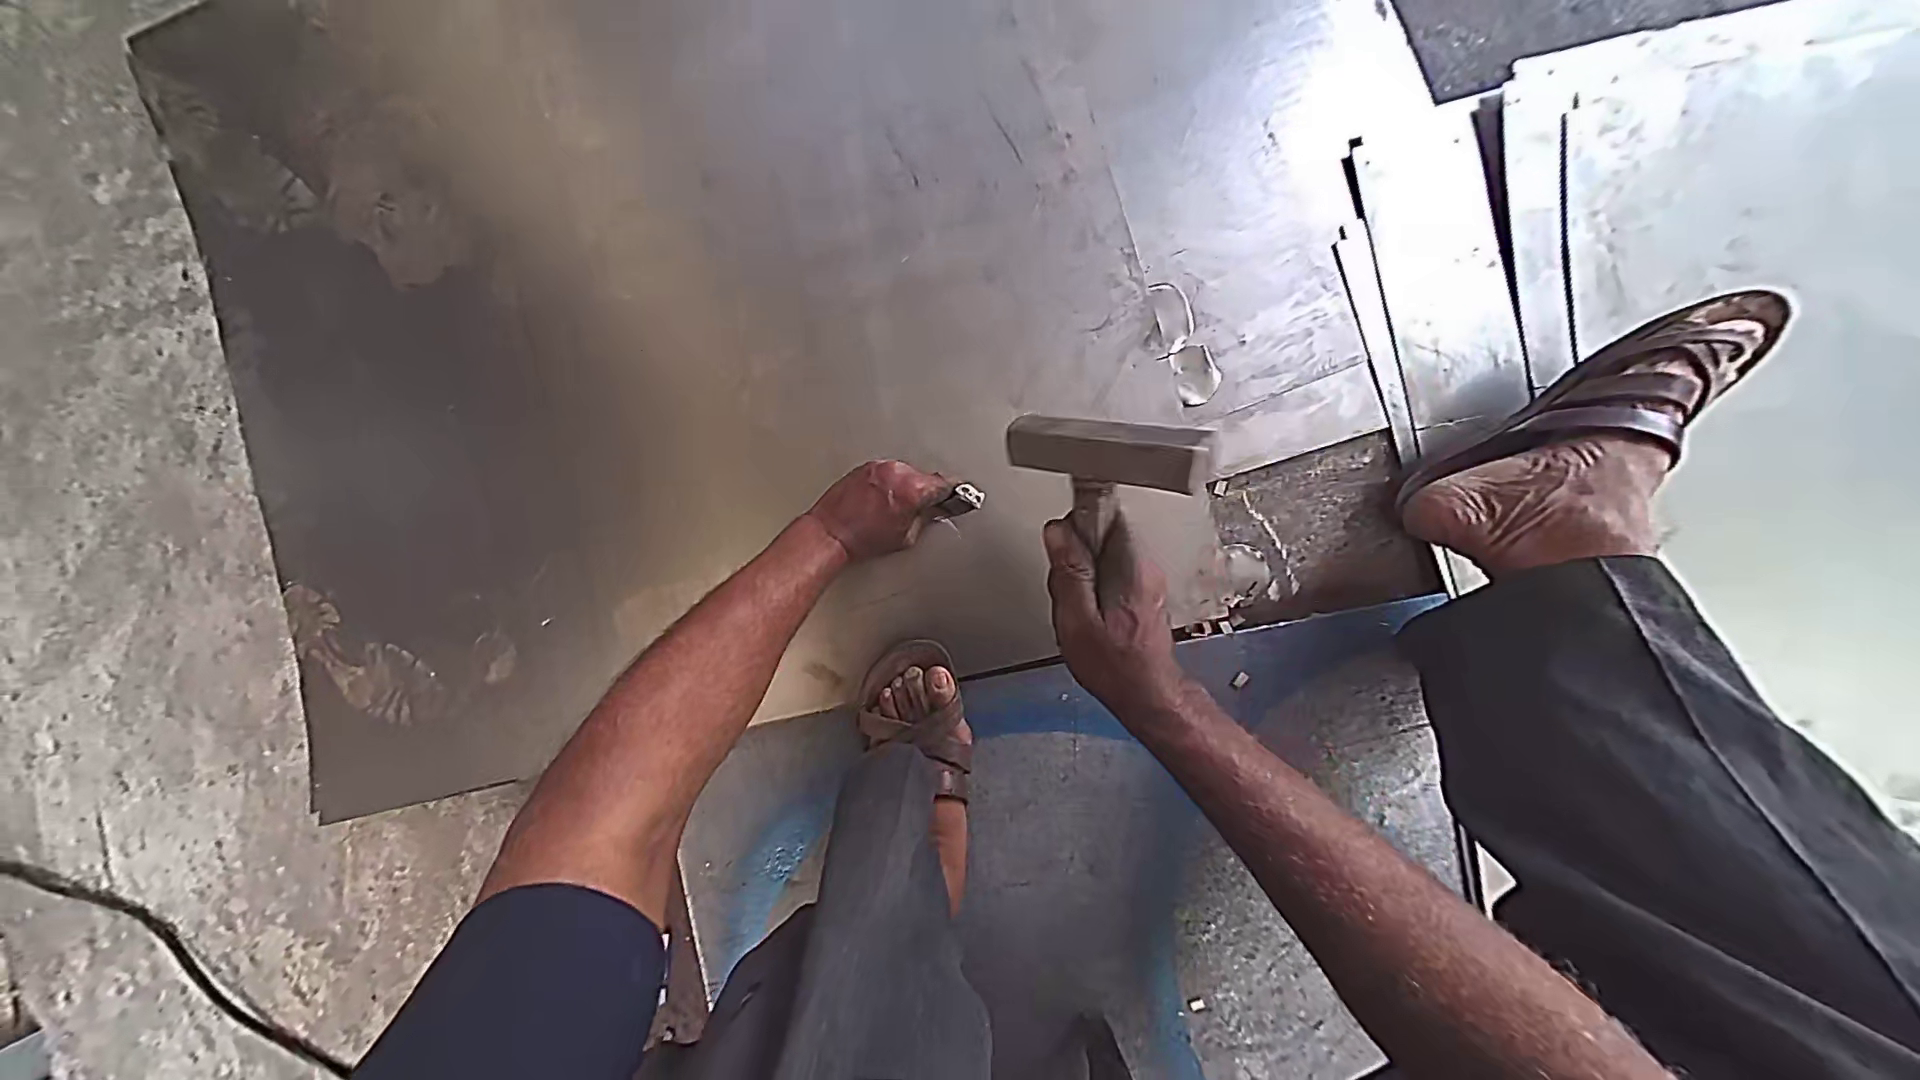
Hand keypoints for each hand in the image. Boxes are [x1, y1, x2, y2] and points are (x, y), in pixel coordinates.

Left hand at [806, 460, 949, 561]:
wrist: (831, 534)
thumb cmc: (862, 539)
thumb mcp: (906, 536)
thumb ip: (926, 518)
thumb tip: (935, 511)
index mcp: (912, 489)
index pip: (944, 484)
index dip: (955, 493)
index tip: (959, 495)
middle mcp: (896, 472)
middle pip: (924, 478)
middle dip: (925, 493)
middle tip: (919, 511)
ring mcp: (879, 467)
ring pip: (906, 473)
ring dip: (906, 486)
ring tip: (893, 508)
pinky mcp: (866, 468)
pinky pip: (888, 472)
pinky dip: (889, 483)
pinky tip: (881, 501)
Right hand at [1043, 514, 1187, 715]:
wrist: (1147, 694)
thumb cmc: (1115, 666)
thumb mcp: (1077, 622)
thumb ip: (1067, 573)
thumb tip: (1057, 532)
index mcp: (1130, 567)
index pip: (1103, 514)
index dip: (1074, 525)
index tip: (1060, 545)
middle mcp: (1145, 566)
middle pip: (1099, 533)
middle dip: (1074, 553)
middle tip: (1066, 588)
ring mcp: (1146, 577)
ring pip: (1102, 552)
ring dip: (1082, 571)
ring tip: (1078, 605)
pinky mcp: (1143, 588)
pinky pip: (1110, 569)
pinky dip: (1093, 584)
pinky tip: (1090, 612)